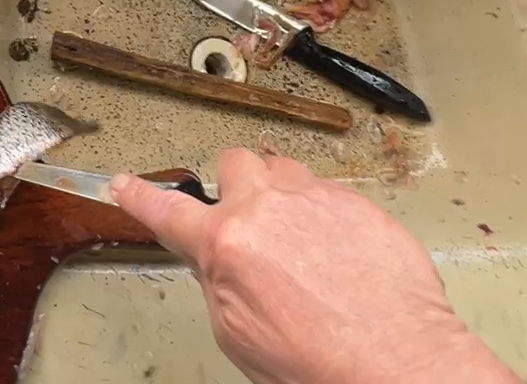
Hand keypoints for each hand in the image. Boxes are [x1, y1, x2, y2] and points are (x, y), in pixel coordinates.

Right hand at [113, 150, 519, 383]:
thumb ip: (219, 280)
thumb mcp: (240, 336)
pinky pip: (328, 193)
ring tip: (305, 239)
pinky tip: (344, 257)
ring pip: (283, 170)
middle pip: (235, 163)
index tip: (123, 183)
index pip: (166, 211)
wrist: (403, 370)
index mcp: (226, 245)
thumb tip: (218, 256)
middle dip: (239, 188)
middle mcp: (264, 208)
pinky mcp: (356, 202)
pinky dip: (327, 217)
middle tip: (254, 224)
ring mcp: (314, 197)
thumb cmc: (317, 367)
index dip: (139, 196)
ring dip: (284, 196)